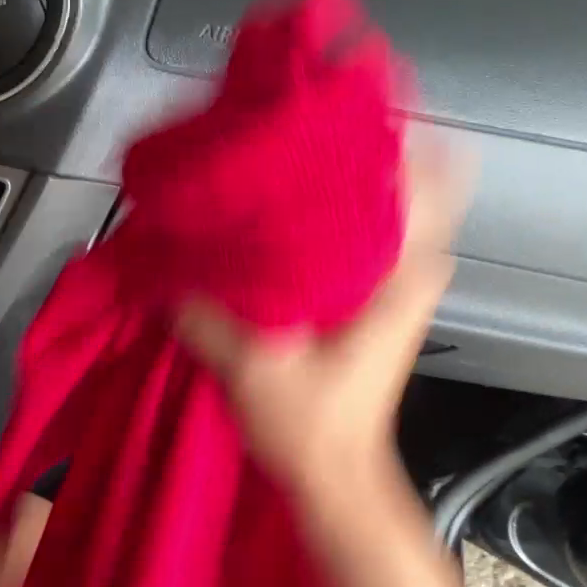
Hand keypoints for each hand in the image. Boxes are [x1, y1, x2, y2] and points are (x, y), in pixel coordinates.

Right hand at [176, 135, 474, 508]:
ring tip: (258, 168)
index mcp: (402, 273)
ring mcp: (384, 282)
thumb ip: (209, 316)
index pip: (422, 175)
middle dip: (337, 153)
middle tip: (270, 138)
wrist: (331, 473)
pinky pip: (338, 237)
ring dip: (318, 186)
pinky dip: (304, 221)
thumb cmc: (311, 424)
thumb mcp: (254, 368)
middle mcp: (406, 266)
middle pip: (390, 180)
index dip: (381, 135)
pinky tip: (254, 220)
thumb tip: (164, 269)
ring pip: (363, 207)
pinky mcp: (356, 299)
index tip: (322, 113)